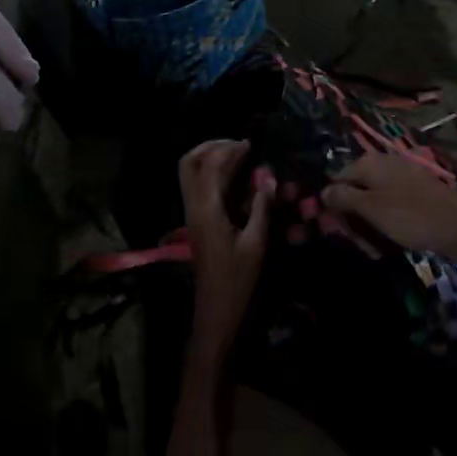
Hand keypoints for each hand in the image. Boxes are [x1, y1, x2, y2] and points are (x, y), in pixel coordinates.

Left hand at [178, 140, 270, 372]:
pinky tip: (234, 177)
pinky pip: (196, 186)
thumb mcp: (256, 245)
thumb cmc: (237, 281)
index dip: (229, 150)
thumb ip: (261, 209)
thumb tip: (267, 179)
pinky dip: (211, 173)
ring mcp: (191, 213)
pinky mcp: (195, 220)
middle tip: (237, 145)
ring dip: (208, 157)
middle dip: (210, 146)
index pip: (210, 165)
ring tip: (236, 155)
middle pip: (188, 162)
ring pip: (188, 172)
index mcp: (206, 209)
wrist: (215, 310)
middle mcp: (193, 206)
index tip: (250, 145)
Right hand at [322, 152, 456, 260]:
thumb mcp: (371, 209)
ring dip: (370, 225)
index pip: (335, 179)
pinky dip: (388, 223)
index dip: (332, 205)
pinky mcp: (416, 193)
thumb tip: (321, 190)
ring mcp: (401, 177)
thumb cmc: (413, 217)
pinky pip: (391, 206)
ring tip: (377, 247)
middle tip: (360, 244)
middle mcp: (382, 164)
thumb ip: (342, 197)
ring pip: (373, 202)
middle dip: (353, 218)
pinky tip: (394, 241)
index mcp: (368, 162)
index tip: (336, 231)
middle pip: (354, 190)